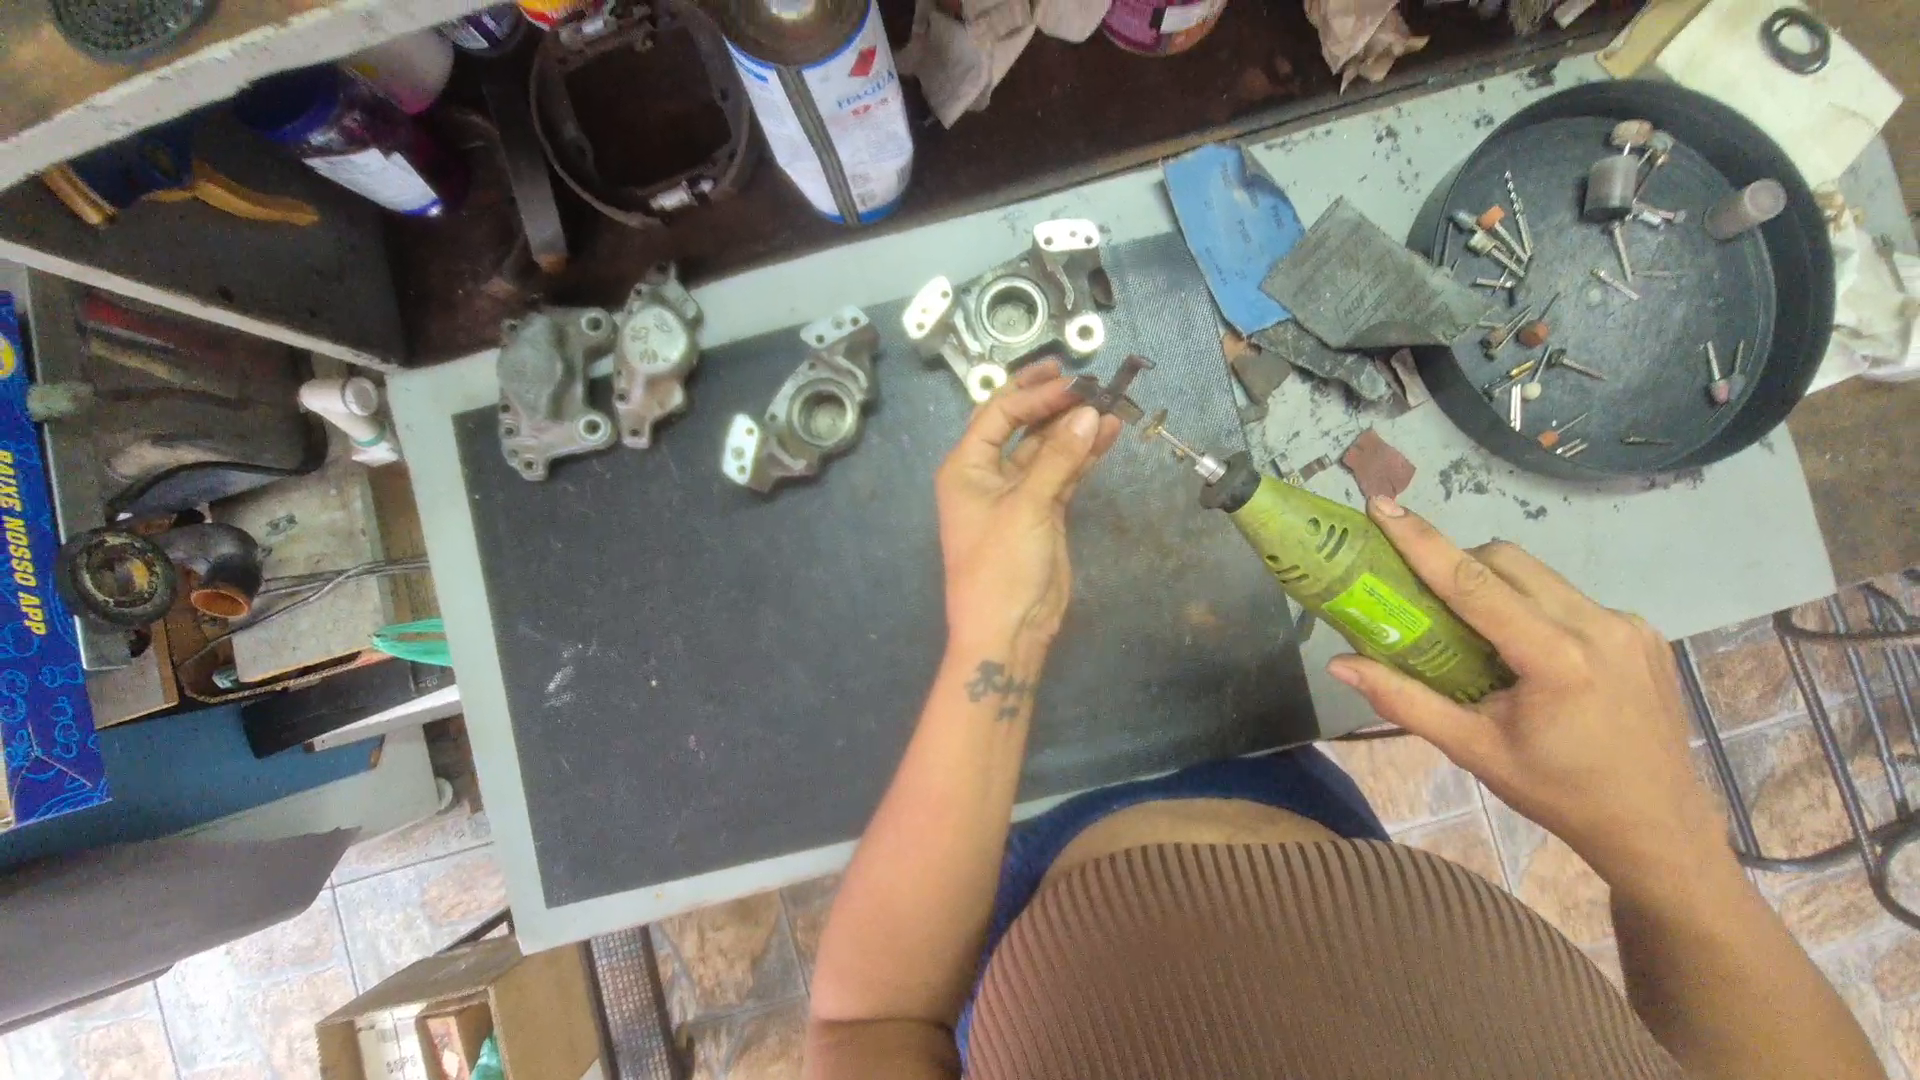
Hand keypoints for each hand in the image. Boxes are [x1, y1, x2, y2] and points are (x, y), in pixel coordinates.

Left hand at [935, 360, 1122, 657]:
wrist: (1007, 630)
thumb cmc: (1000, 566)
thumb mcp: (1026, 507)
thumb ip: (1058, 458)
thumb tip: (1090, 412)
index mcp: (965, 467)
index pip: (997, 414)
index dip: (1033, 394)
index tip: (1073, 382)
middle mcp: (987, 474)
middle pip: (1019, 425)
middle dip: (1051, 402)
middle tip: (1086, 379)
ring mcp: (1017, 493)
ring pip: (1046, 448)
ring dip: (1074, 427)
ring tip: (1110, 402)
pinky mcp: (1043, 511)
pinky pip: (1063, 472)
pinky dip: (1084, 455)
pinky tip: (1108, 434)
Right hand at [1326, 496, 1727, 896]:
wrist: (1659, 828)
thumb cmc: (1557, 791)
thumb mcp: (1472, 750)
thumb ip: (1404, 700)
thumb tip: (1339, 665)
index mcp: (1557, 659)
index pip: (1474, 584)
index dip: (1423, 541)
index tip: (1383, 506)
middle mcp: (1599, 627)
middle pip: (1507, 562)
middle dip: (1457, 562)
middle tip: (1423, 595)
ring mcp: (1629, 626)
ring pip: (1539, 574)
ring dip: (1494, 584)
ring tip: (1473, 629)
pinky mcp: (1643, 633)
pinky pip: (1568, 596)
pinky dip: (1530, 605)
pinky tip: (1525, 650)